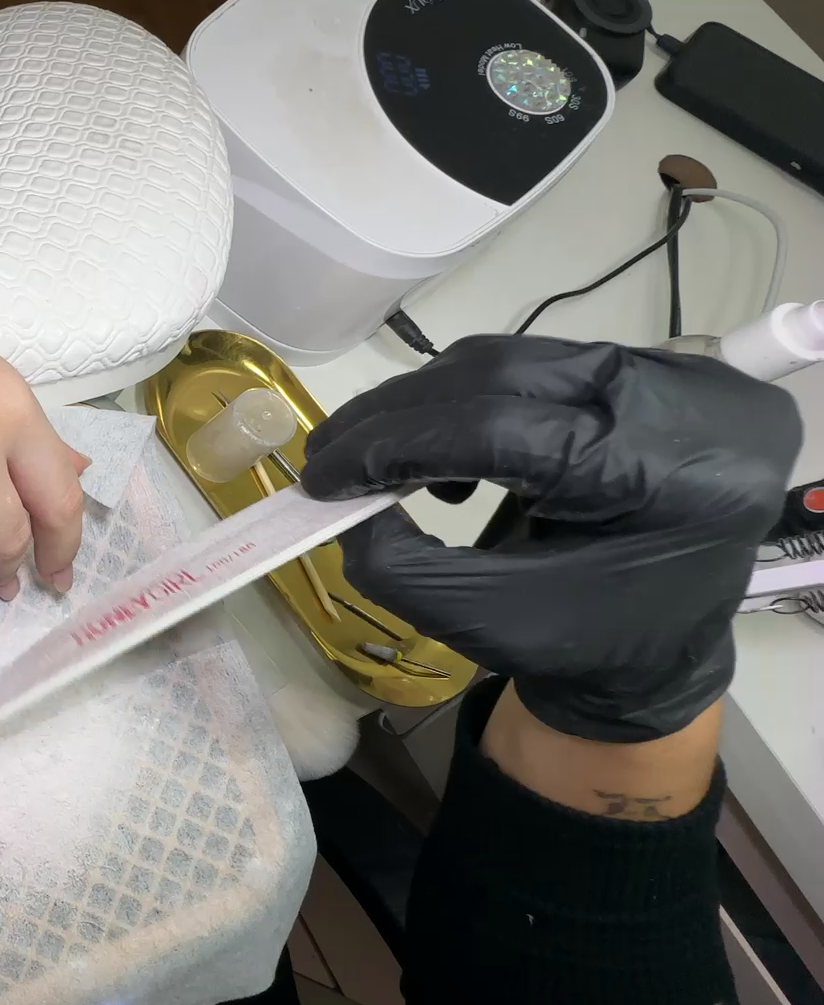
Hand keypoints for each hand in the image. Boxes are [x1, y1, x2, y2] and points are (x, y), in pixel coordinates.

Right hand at [302, 336, 799, 741]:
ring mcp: (677, 382)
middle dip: (388, 415)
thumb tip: (330, 492)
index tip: (317, 479)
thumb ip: (386, 554)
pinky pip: (522, 363)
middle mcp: (688, 410)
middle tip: (325, 452)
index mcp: (666, 482)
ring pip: (500, 360)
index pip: (492, 430)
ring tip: (382, 458)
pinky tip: (447, 453)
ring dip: (416, 405)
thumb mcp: (464, 613)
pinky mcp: (650, 375)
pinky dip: (455, 401)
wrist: (651, 644)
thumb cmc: (568, 640)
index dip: (386, 448)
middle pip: (494, 376)